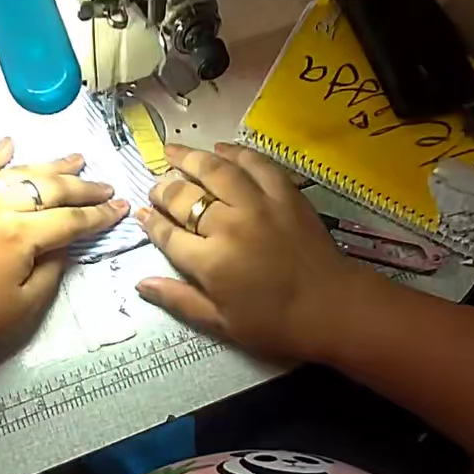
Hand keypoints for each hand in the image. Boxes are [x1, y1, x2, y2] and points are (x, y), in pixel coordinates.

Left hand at [0, 138, 128, 355]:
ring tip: (77, 159)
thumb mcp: (30, 300)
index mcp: (19, 235)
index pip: (71, 219)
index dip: (99, 215)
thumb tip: (65, 242)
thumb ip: (55, 265)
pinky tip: (10, 141)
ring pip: (19, 173)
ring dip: (51, 165)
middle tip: (107, 187)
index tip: (122, 208)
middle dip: (83, 188)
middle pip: (50, 188)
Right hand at [135, 143, 379, 358]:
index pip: (168, 234)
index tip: (141, 215)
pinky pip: (257, 164)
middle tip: (155, 187)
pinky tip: (221, 149)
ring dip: (191, 158)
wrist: (332, 309)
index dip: (151, 223)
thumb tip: (141, 283)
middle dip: (164, 189)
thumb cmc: (275, 324)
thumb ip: (179, 300)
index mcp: (211, 261)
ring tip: (174, 151)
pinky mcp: (286, 194)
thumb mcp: (222, 324)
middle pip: (186, 197)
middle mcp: (229, 225)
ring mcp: (259, 205)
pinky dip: (237, 153)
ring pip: (217, 170)